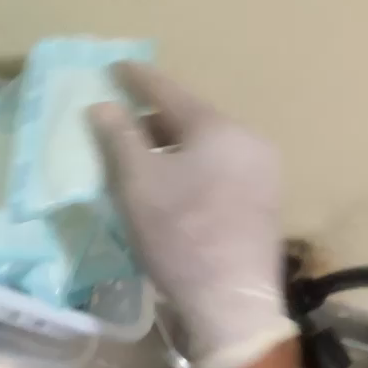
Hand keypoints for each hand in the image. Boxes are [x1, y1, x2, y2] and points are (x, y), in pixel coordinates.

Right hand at [89, 63, 297, 367]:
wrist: (230, 301)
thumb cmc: (179, 235)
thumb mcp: (137, 184)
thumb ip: (119, 138)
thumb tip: (104, 105)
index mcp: (219, 129)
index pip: (170, 92)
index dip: (138, 79)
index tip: (116, 66)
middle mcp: (249, 141)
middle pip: (191, 120)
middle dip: (153, 120)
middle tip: (121, 124)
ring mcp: (263, 172)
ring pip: (207, 147)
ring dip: (172, 147)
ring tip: (141, 160)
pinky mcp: (264, 202)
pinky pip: (220, 169)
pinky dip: (191, 168)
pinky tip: (171, 187)